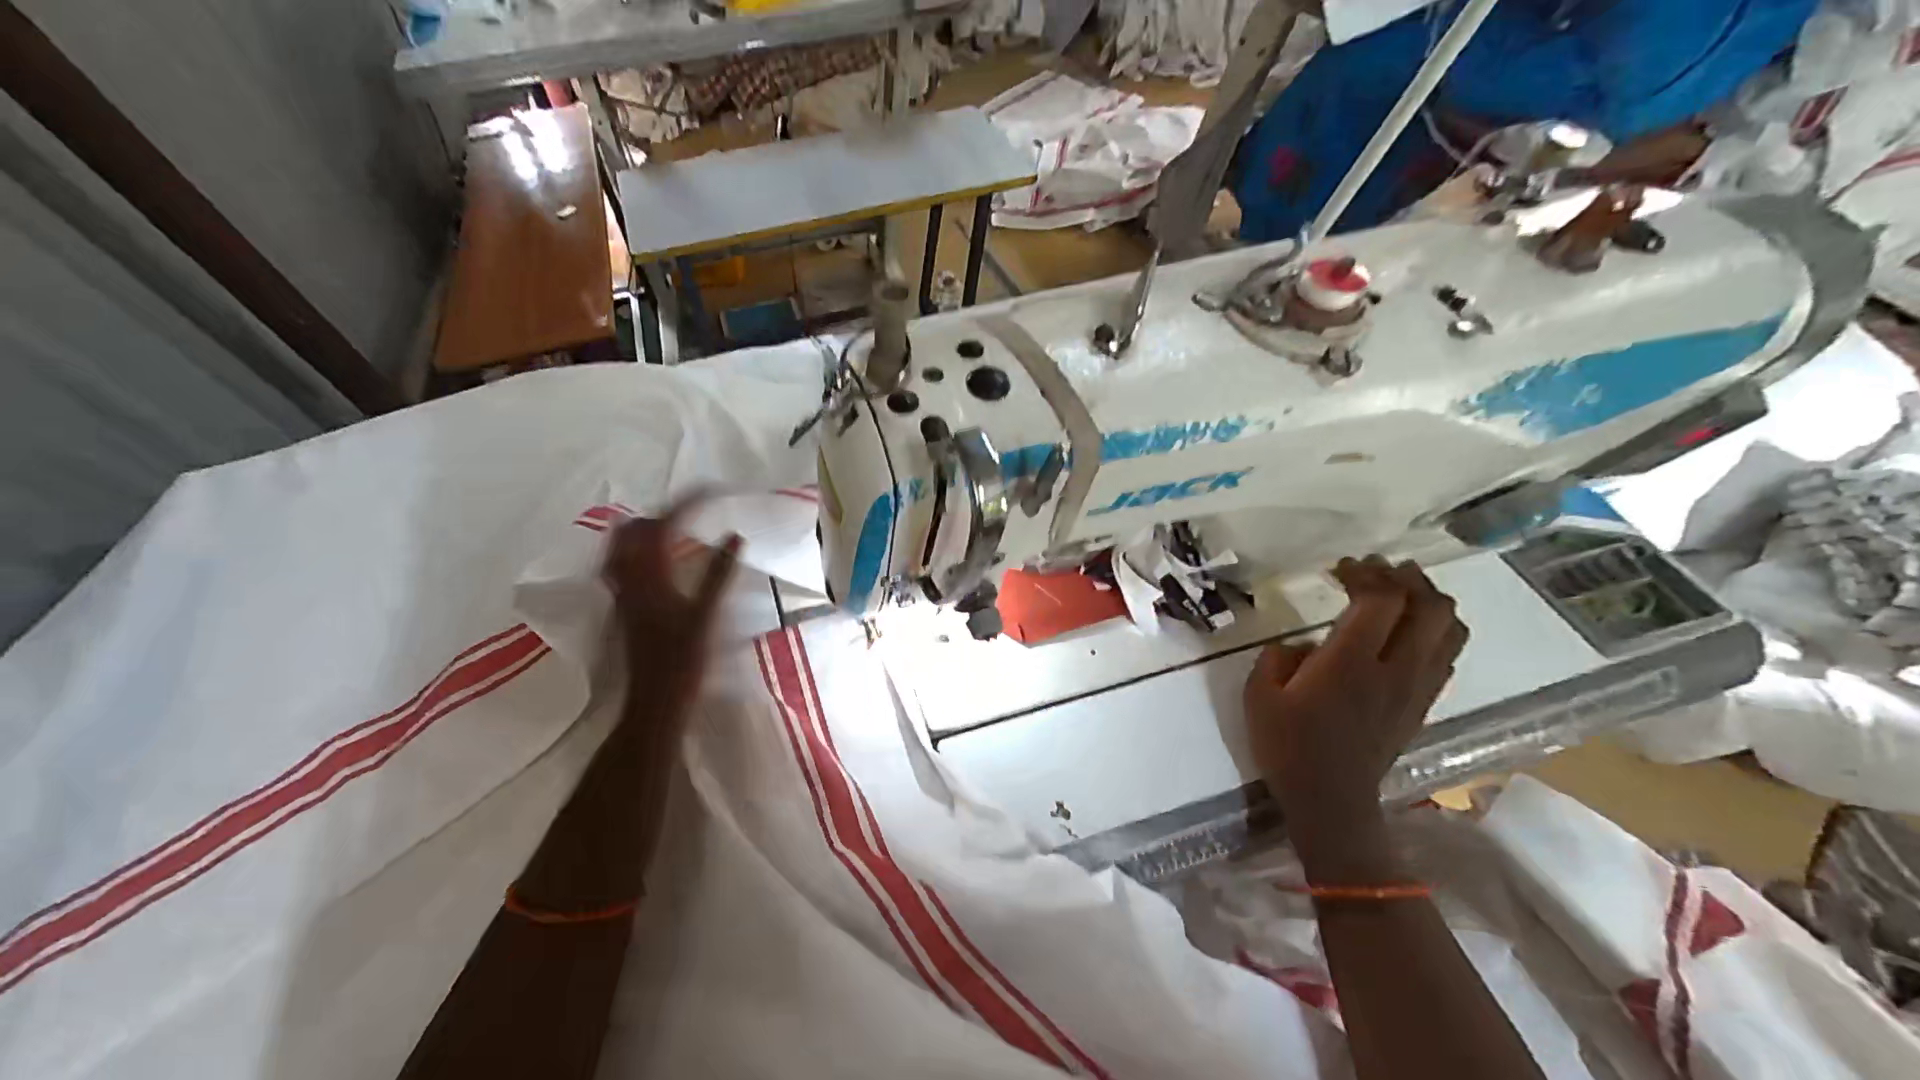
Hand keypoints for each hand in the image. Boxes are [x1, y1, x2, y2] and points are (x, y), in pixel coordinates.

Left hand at [602, 500, 740, 712]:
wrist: (655, 700)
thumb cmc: (685, 660)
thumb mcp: (708, 615)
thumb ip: (719, 573)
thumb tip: (734, 536)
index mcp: (651, 575)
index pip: (665, 523)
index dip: (689, 501)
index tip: (715, 490)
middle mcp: (629, 577)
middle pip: (636, 528)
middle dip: (666, 511)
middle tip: (697, 511)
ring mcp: (621, 591)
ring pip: (622, 545)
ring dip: (647, 529)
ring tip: (677, 529)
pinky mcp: (623, 605)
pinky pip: (621, 563)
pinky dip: (638, 550)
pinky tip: (658, 560)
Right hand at [1243, 556, 1467, 834]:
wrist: (1330, 800)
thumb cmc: (1287, 745)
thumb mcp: (1259, 694)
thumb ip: (1279, 656)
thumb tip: (1304, 644)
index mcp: (1350, 663)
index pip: (1382, 600)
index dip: (1367, 573)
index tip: (1341, 568)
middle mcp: (1395, 669)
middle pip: (1431, 606)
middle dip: (1407, 578)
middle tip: (1377, 570)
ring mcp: (1417, 687)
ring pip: (1450, 628)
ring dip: (1430, 600)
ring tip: (1401, 591)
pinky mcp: (1424, 703)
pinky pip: (1448, 653)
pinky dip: (1436, 629)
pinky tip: (1409, 629)